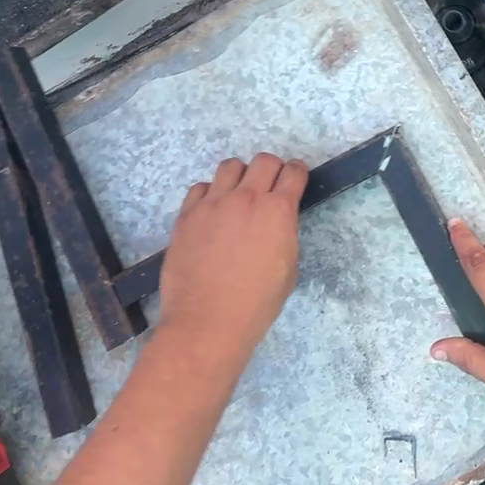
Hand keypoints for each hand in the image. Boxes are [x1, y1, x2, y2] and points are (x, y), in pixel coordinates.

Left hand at [155, 154, 308, 363]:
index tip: (295, 180)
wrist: (207, 323)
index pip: (294, 172)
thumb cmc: (256, 304)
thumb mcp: (289, 267)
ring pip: (230, 167)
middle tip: (270, 187)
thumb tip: (278, 220)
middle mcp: (246, 198)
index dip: (297, 174)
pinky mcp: (187, 215)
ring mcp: (213, 204)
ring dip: (240, 176)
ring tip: (238, 196)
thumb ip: (285, 232)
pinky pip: (201, 188)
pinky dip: (211, 194)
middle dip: (273, 170)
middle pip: (264, 161)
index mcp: (278, 211)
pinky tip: (212, 213)